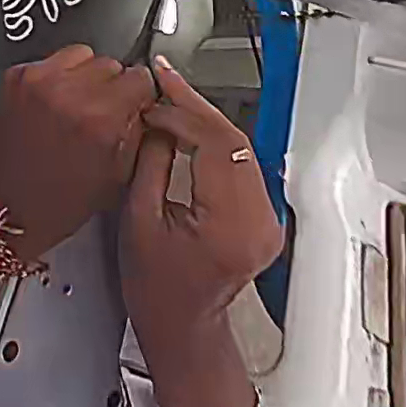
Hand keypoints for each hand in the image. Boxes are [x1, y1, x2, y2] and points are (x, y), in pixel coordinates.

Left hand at [0, 45, 155, 259]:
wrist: (6, 207)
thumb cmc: (60, 200)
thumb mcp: (118, 174)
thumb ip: (139, 130)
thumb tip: (147, 102)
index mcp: (99, 119)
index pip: (139, 77)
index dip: (140, 94)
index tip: (134, 103)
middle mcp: (69, 93)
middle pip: (112, 64)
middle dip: (113, 86)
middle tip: (102, 111)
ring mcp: (39, 80)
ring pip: (84, 54)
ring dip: (87, 75)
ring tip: (78, 103)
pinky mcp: (18, 77)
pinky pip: (54, 60)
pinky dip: (59, 75)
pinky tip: (56, 101)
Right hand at [121, 56, 283, 361]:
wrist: (182, 327)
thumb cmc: (156, 290)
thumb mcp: (138, 220)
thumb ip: (152, 162)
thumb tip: (158, 120)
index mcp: (230, 225)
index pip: (215, 143)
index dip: (183, 111)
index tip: (156, 95)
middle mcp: (258, 220)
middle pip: (232, 139)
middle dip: (194, 104)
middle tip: (164, 79)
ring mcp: (266, 218)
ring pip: (239, 145)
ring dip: (204, 117)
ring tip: (171, 95)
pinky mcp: (262, 214)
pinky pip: (240, 160)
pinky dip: (214, 137)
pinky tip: (191, 122)